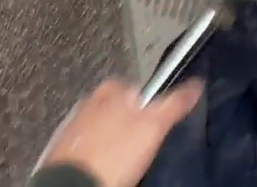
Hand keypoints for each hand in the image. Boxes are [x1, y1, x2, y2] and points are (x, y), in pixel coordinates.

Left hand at [35, 79, 203, 186]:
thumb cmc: (115, 154)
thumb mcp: (154, 126)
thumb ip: (175, 103)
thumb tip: (196, 85)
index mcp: (111, 89)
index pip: (138, 91)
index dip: (149, 110)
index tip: (154, 129)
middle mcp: (88, 101)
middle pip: (118, 110)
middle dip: (128, 126)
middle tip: (138, 149)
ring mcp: (72, 127)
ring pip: (101, 131)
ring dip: (110, 143)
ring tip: (120, 165)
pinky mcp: (60, 152)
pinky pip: (85, 151)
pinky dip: (94, 158)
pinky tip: (102, 171)